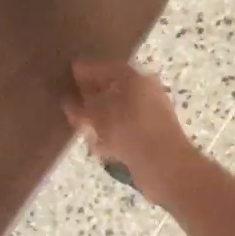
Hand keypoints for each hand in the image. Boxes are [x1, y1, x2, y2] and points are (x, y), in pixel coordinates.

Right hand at [63, 59, 199, 188]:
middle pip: (116, 88)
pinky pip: (126, 130)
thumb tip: (69, 102)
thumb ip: (82, 109)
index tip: (73, 71)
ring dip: (102, 115)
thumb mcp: (99, 116)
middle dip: (95, 93)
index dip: (89, 69)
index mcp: (136, 80)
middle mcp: (147, 94)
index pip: (109, 68)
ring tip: (81, 123)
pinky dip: (111, 133)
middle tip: (75, 96)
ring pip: (121, 110)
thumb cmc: (129, 131)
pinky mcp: (152, 138)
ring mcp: (152, 117)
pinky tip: (97, 144)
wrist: (165, 167)